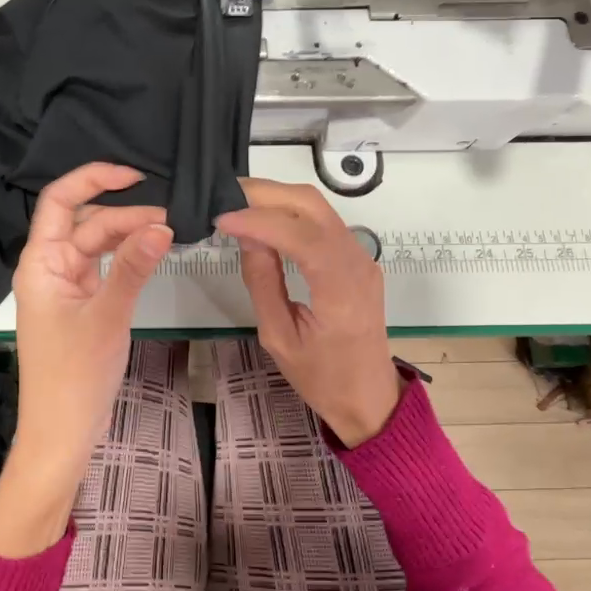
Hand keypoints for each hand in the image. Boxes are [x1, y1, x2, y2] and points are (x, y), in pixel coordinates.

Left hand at [0, 162, 172, 557]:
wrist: (61, 434)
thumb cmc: (73, 375)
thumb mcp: (107, 317)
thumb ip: (134, 268)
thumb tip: (162, 223)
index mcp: (41, 261)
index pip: (59, 200)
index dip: (92, 179)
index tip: (134, 173)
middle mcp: (50, 266)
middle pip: (86, 221)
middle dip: (125, 211)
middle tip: (171, 214)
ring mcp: (67, 285)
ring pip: (99, 243)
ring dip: (129, 233)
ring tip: (170, 228)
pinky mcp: (82, 303)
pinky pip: (105, 266)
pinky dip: (128, 256)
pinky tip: (154, 249)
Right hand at [215, 178, 401, 448]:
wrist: (369, 396)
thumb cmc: (322, 377)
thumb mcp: (279, 337)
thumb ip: (263, 282)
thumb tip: (246, 235)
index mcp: (340, 291)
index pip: (302, 236)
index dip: (259, 220)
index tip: (222, 219)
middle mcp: (357, 263)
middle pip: (312, 205)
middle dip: (265, 194)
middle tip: (223, 197)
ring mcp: (361, 256)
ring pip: (318, 206)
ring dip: (276, 198)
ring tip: (236, 205)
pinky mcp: (356, 256)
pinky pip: (322, 219)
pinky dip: (289, 211)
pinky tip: (262, 220)